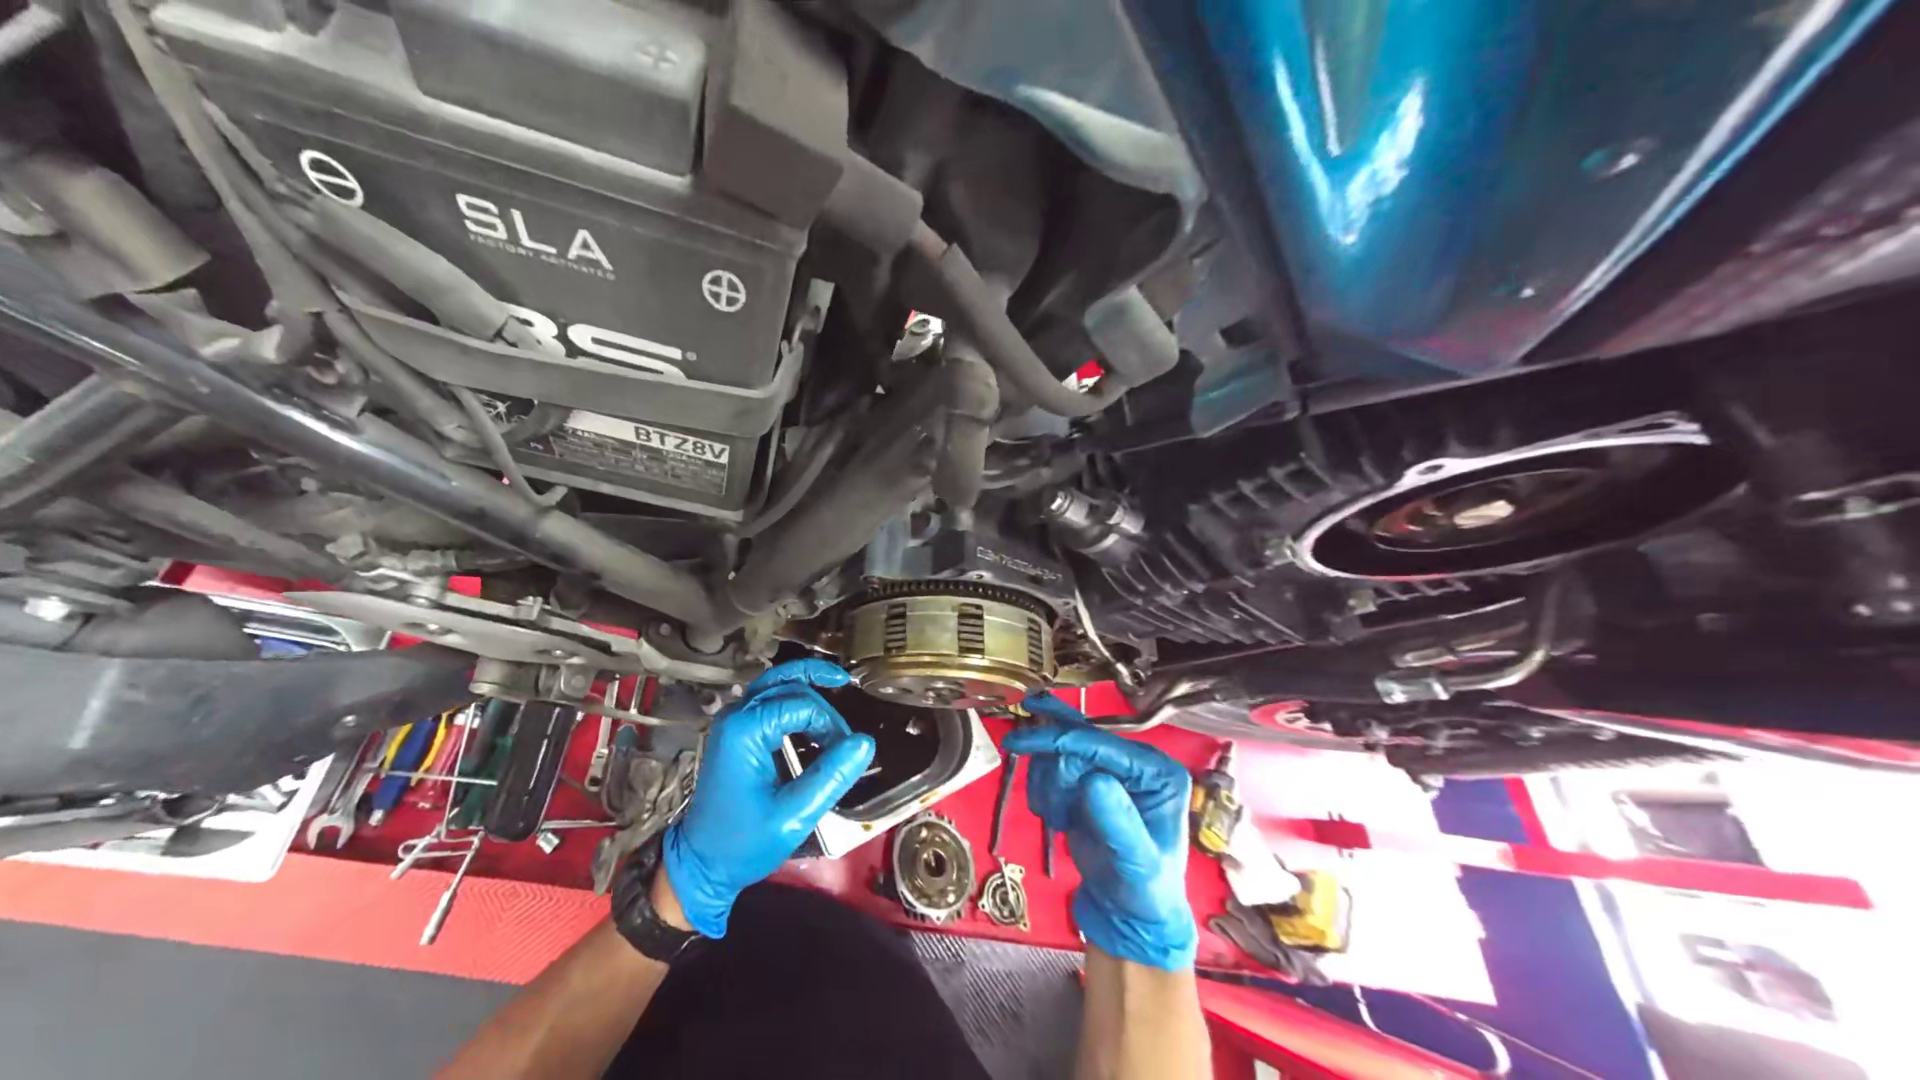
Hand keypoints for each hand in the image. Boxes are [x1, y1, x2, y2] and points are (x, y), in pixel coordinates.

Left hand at [661, 659, 875, 937]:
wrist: (702, 863)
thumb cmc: (743, 843)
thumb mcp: (793, 815)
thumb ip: (830, 776)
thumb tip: (865, 743)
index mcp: (744, 731)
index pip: (802, 705)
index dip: (830, 725)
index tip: (845, 753)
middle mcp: (735, 717)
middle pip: (787, 684)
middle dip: (822, 702)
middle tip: (846, 734)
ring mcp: (733, 722)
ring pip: (776, 684)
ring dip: (808, 685)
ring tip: (839, 686)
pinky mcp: (736, 732)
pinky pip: (768, 700)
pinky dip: (794, 697)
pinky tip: (814, 708)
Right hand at [1004, 692, 1197, 970]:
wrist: (1129, 916)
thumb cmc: (1145, 892)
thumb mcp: (1137, 861)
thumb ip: (1118, 822)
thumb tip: (1094, 779)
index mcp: (1157, 771)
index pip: (1101, 743)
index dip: (1059, 739)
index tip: (1020, 743)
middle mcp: (1135, 763)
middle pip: (1077, 738)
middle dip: (1052, 764)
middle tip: (1033, 779)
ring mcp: (1110, 772)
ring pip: (1060, 753)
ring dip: (1048, 783)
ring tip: (1059, 819)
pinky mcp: (1089, 784)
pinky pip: (1054, 769)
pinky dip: (1045, 790)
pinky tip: (1057, 818)